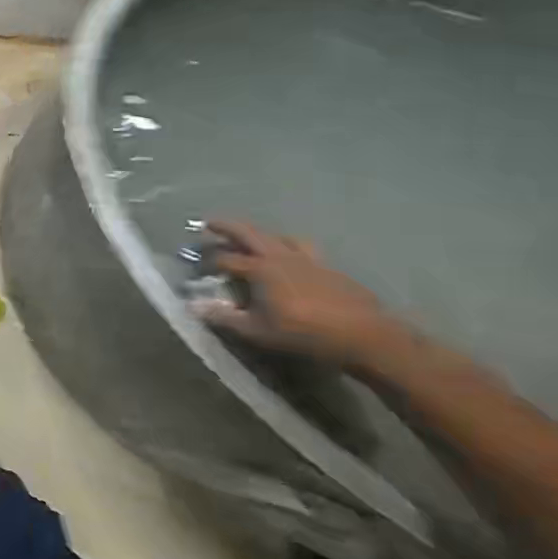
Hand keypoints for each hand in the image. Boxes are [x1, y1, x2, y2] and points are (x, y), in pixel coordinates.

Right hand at [192, 220, 418, 369]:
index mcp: (260, 269)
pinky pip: (302, 249)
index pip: (225, 259)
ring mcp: (307, 259)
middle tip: (209, 223)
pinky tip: (291, 260)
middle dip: (226, 226)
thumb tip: (192, 306)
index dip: (207, 260)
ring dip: (261, 234)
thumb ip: (224, 317)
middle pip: (249, 233)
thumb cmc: (304, 333)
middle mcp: (281, 256)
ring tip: (253, 239)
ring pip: (279, 237)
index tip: (194, 264)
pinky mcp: (328, 268)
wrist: (365, 335)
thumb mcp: (257, 331)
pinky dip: (288, 247)